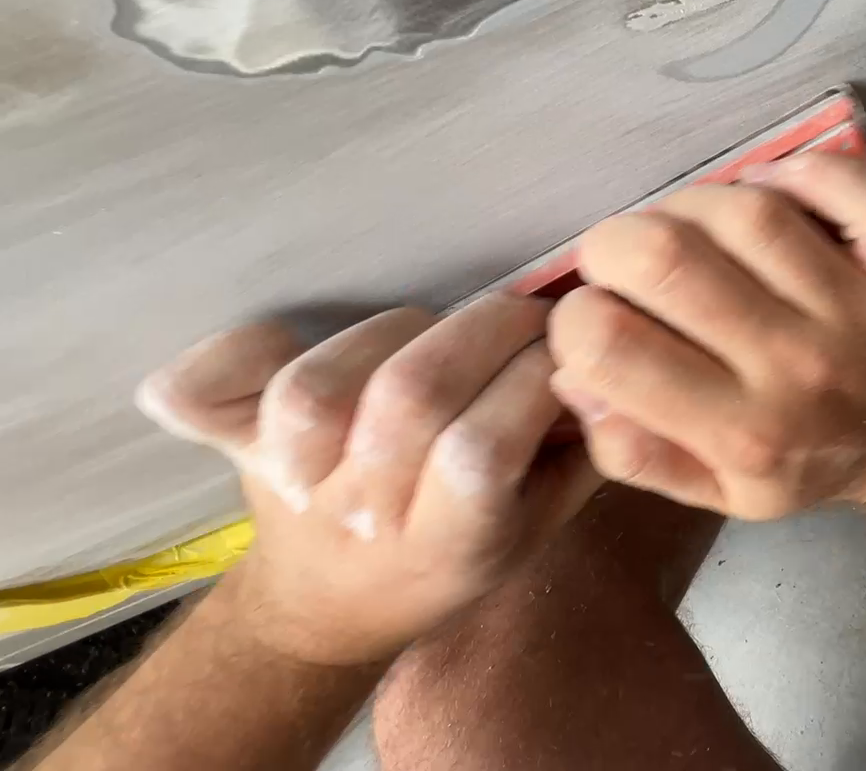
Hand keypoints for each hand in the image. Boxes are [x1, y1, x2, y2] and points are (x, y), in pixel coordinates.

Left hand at [135, 294, 601, 664]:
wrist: (337, 601)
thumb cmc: (462, 552)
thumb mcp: (550, 517)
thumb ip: (589, 446)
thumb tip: (611, 366)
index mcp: (447, 540)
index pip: (482, 446)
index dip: (538, 374)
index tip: (573, 347)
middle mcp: (359, 514)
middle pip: (409, 396)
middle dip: (493, 327)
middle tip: (530, 317)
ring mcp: (283, 480)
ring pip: (322, 382)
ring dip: (399, 331)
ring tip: (438, 335)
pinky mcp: (229, 443)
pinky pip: (202, 389)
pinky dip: (234, 350)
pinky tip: (286, 342)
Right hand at [547, 152, 865, 518]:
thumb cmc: (804, 462)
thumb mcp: (716, 494)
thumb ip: (636, 449)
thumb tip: (573, 373)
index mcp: (744, 430)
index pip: (613, 348)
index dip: (575, 318)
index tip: (594, 314)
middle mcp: (800, 363)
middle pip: (671, 260)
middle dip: (615, 244)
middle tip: (625, 258)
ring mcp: (858, 305)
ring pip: (749, 212)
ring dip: (693, 202)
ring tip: (688, 227)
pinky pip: (854, 190)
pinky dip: (806, 170)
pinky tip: (769, 188)